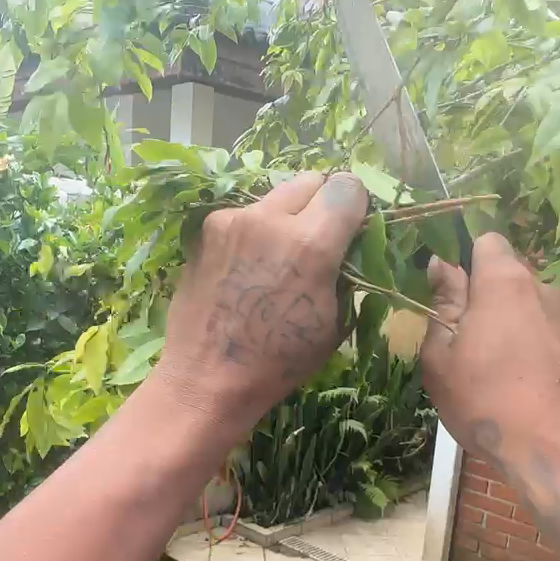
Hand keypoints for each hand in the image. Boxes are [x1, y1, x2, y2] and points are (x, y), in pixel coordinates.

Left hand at [153, 172, 368, 432]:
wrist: (208, 379)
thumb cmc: (278, 363)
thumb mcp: (334, 324)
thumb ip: (346, 272)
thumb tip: (350, 244)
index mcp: (310, 245)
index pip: (348, 187)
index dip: (354, 207)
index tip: (350, 228)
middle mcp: (269, 220)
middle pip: (310, 181)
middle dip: (320, 204)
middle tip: (316, 240)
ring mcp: (231, 221)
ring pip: (273, 198)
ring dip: (283, 218)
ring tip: (276, 258)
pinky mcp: (205, 232)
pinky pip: (241, 217)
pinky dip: (251, 234)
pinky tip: (245, 269)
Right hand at [420, 233, 559, 479]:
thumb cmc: (485, 402)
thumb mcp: (442, 358)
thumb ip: (442, 306)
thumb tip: (442, 267)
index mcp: (505, 284)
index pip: (487, 240)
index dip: (466, 259)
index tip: (448, 290)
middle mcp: (546, 291)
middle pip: (510, 278)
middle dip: (486, 299)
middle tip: (463, 343)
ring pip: (532, 311)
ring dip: (512, 329)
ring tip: (494, 375)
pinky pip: (551, 342)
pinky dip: (536, 356)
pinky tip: (524, 393)